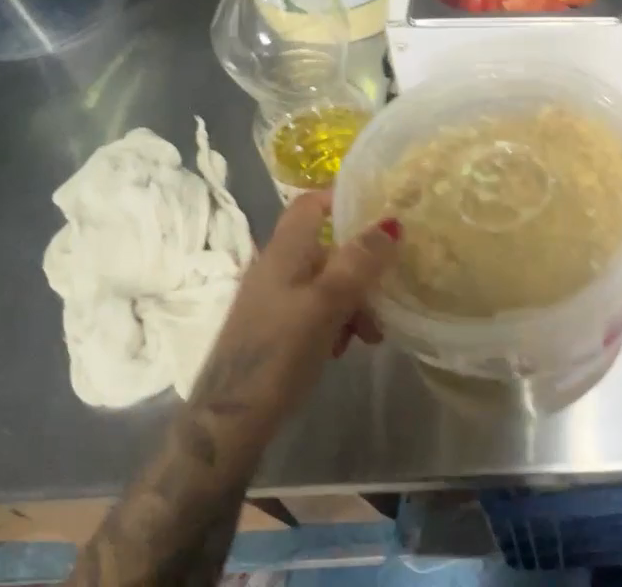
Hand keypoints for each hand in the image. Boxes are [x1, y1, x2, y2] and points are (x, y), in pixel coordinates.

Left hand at [190, 191, 399, 438]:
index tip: (383, 214)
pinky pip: (316, 310)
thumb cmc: (279, 352)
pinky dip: (337, 320)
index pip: (311, 204)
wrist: (229, 422)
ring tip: (371, 334)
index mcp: (283, 253)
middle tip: (388, 294)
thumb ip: (360, 260)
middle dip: (363, 267)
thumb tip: (392, 222)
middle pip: (327, 248)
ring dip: (355, 300)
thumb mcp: (327, 302)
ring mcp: (273, 301)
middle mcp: (275, 269)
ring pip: (326, 283)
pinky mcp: (274, 331)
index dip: (344, 200)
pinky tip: (346, 348)